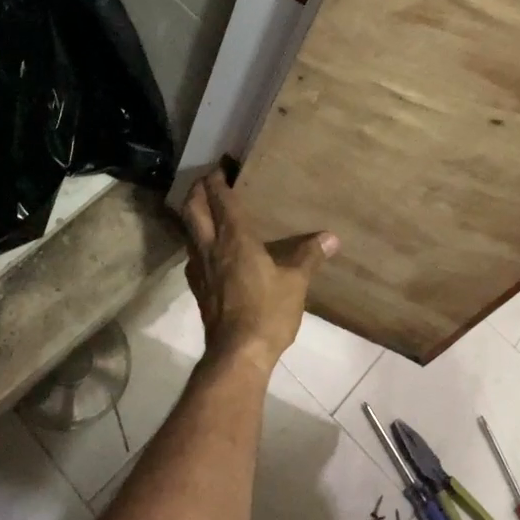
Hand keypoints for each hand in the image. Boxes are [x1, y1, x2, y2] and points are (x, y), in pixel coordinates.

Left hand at [180, 172, 338, 372]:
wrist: (237, 353)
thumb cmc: (267, 312)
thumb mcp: (295, 282)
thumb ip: (309, 256)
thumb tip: (331, 237)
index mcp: (234, 239)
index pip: (220, 200)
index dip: (217, 179)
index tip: (221, 165)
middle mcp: (210, 247)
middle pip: (193, 209)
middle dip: (197, 191)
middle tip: (208, 180)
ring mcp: (200, 269)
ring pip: (188, 231)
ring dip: (194, 215)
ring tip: (206, 210)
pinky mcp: (198, 288)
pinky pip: (193, 254)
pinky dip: (198, 242)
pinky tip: (209, 250)